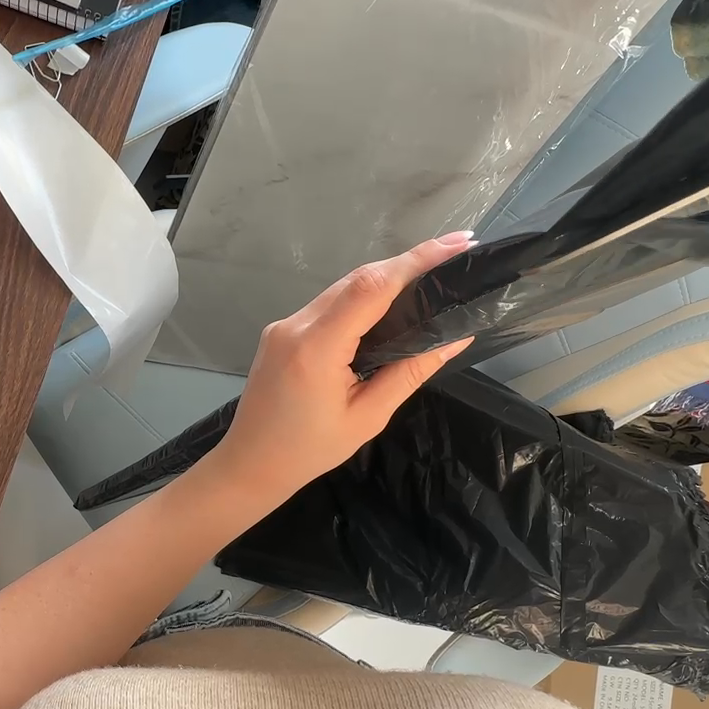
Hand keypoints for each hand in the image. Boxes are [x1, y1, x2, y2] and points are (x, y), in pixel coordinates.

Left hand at [203, 232, 476, 502]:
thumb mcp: (367, 416)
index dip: (415, 260)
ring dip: (383, 281)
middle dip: (406, 264)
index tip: (458, 244)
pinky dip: (358, 300)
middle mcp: (294, 326)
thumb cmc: (308, 451)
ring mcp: (282, 326)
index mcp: (315, 348)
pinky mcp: (279, 333)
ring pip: (340, 289)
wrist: (250, 464)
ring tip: (430, 277)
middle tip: (455, 256)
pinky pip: (326, 305)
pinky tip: (387, 305)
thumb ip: (410, 371)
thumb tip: (456, 337)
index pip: (370, 287)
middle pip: (356, 280)